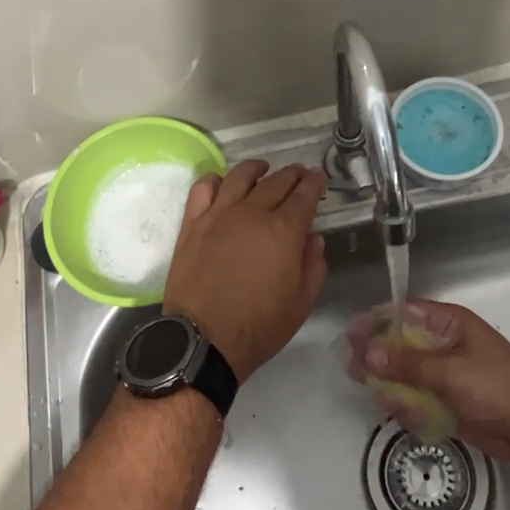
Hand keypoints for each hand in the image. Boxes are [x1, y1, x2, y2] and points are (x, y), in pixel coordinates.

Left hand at [162, 161, 327, 379]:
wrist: (203, 340)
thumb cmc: (259, 326)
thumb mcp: (301, 303)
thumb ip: (313, 265)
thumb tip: (312, 238)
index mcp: (284, 230)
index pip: (304, 194)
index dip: (314, 183)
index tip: (318, 178)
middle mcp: (252, 213)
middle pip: (276, 181)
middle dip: (291, 174)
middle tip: (298, 174)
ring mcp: (218, 214)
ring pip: (240, 176)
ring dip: (256, 169)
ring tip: (263, 169)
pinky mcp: (192, 223)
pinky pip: (203, 188)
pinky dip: (215, 180)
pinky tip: (222, 183)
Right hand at [347, 299, 509, 462]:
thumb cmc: (497, 387)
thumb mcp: (450, 371)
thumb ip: (407, 363)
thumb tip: (367, 351)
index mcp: (449, 323)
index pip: (404, 313)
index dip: (376, 321)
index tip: (350, 334)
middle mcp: (444, 345)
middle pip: (399, 345)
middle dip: (377, 357)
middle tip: (353, 369)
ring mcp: (444, 375)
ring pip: (404, 375)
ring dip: (390, 386)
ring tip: (379, 397)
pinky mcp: (446, 402)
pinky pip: (416, 400)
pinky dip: (407, 408)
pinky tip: (404, 414)